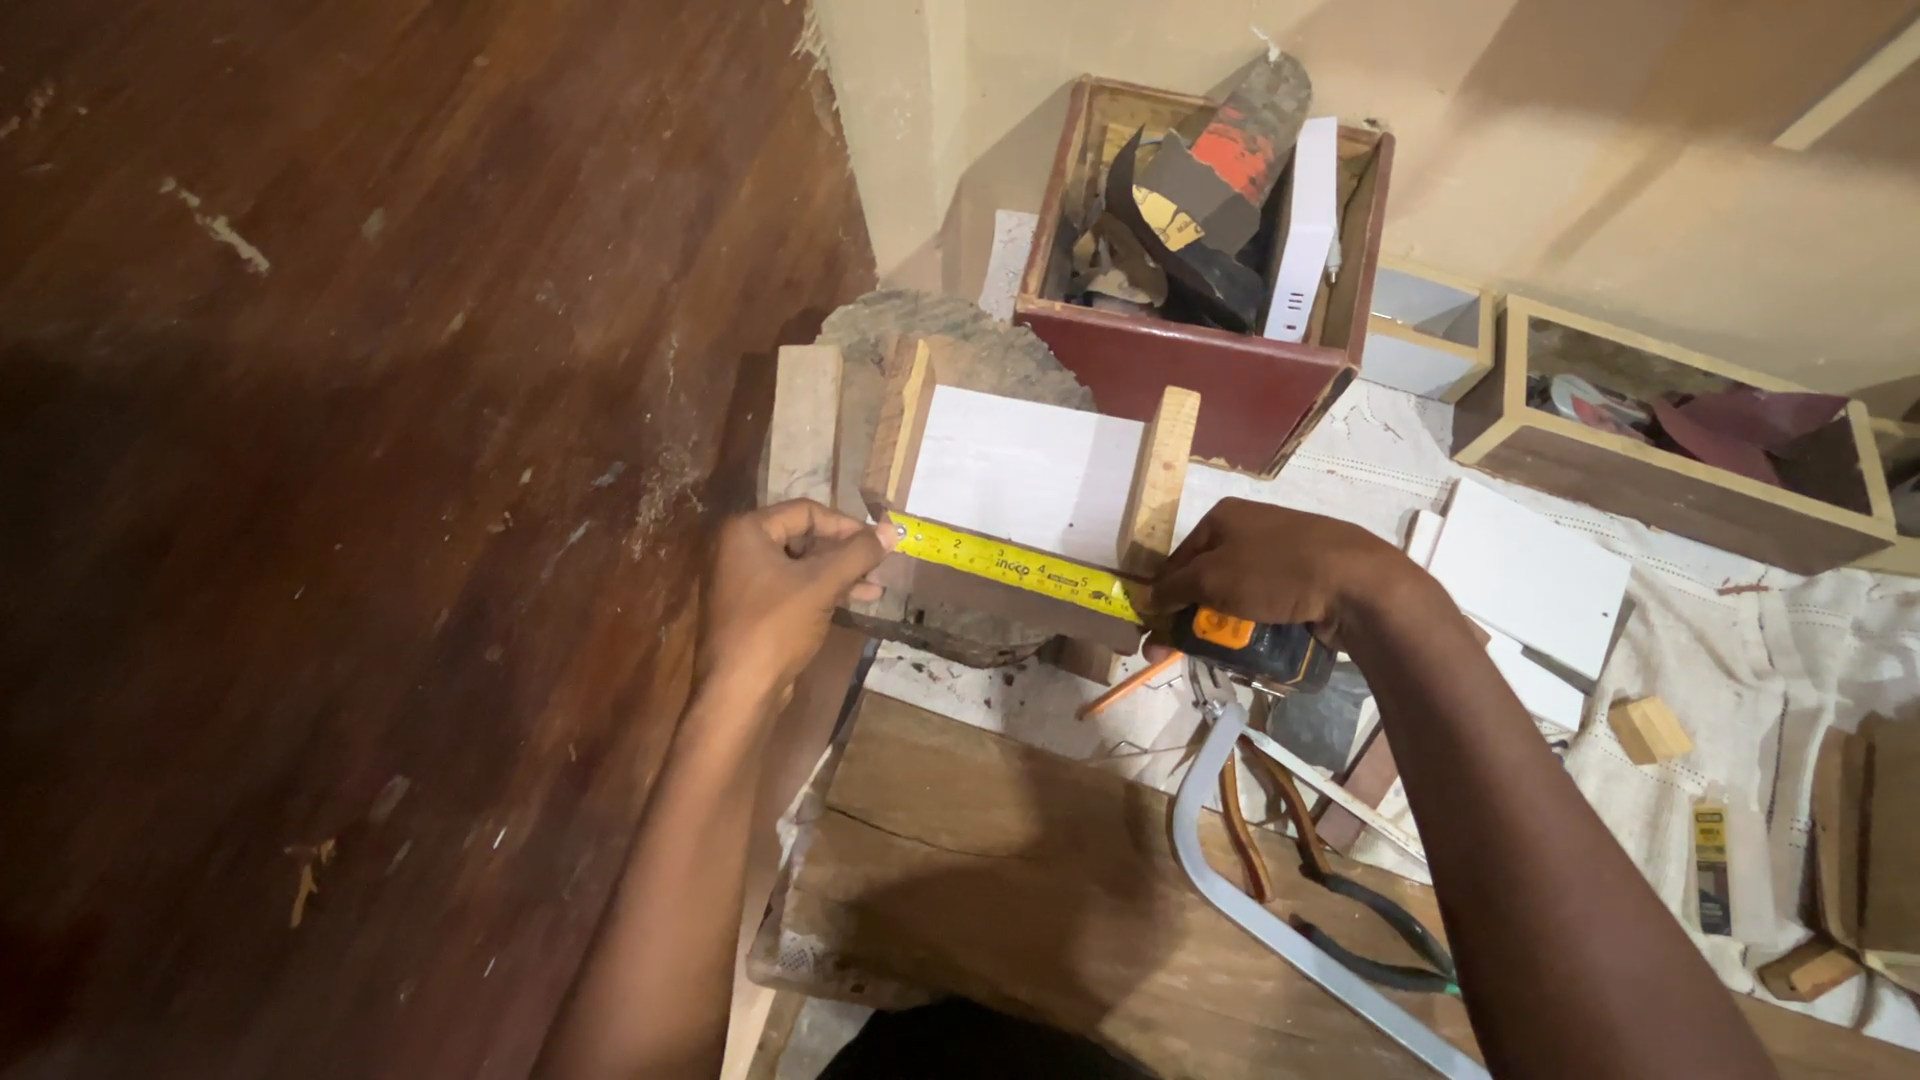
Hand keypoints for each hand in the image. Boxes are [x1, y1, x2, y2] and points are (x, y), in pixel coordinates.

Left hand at [696, 499, 896, 695]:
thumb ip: (858, 554)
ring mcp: (743, 580)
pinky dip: (822, 590)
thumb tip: (891, 530)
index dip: (845, 525)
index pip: (806, 511)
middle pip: (803, 536)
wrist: (738, 691)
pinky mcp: (752, 608)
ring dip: (839, 573)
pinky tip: (855, 601)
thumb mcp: (822, 585)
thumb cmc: (775, 627)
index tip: (876, 542)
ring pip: (801, 565)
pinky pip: (792, 587)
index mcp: (746, 531)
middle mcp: (738, 549)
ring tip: (876, 586)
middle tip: (878, 564)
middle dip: (844, 551)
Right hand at [1152, 498, 1414, 643]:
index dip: (1161, 595)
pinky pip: (1267, 604)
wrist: (1357, 583)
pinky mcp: (1307, 579)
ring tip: (1212, 655)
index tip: (1152, 631)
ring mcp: (1282, 554)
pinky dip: (1254, 624)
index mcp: (1223, 517)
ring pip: (1236, 595)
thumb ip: (1172, 589)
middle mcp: (1250, 529)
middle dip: (1187, 617)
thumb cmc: (1274, 571)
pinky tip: (1249, 646)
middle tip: (1172, 654)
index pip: (1177, 559)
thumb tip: (1146, 599)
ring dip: (1220, 625)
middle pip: (1205, 579)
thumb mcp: (1210, 578)